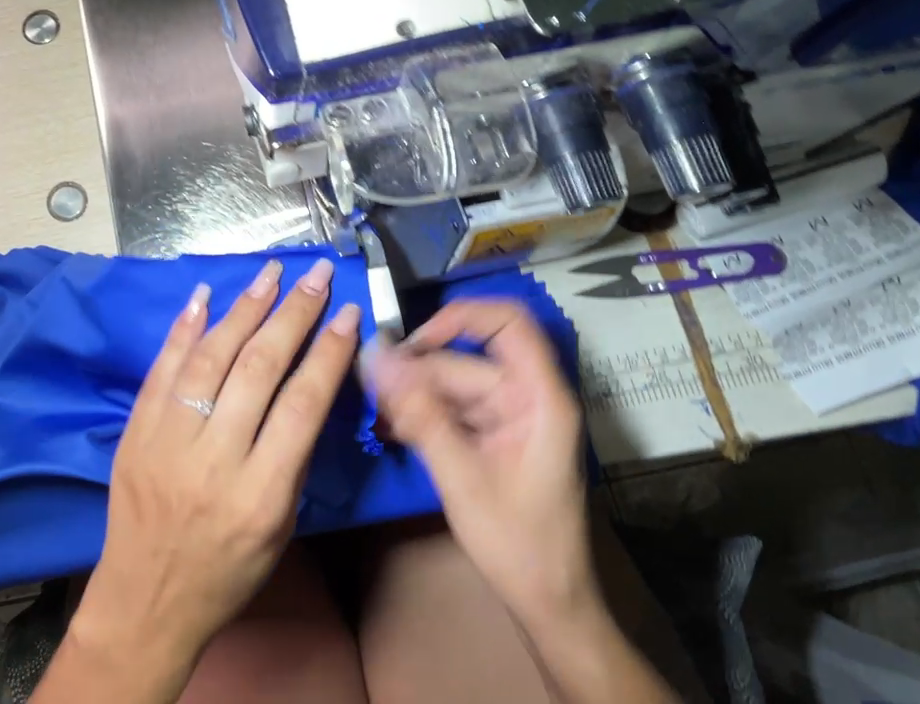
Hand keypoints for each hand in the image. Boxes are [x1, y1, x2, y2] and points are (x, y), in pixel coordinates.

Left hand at [73, 259, 361, 665]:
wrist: (145, 599)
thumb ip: (293, 458)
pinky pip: (161, 369)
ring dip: (243, 309)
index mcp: (260, 494)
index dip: (327, 353)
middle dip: (291, 314)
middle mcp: (212, 460)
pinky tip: (204, 296)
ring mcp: (166, 441)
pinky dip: (183, 329)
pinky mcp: (134, 431)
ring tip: (269, 274)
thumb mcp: (280, 528)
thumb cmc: (226, 571)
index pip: (301, 406)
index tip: (346, 312)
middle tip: (314, 275)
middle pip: (258, 369)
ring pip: (209, 358)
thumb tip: (306, 384)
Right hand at [360, 301, 593, 622]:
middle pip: (463, 361)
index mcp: (539, 398)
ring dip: (413, 397)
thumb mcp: (463, 477)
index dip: (459, 317)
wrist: (548, 603)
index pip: (507, 324)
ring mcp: (509, 417)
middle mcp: (526, 397)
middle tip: (371, 394)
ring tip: (378, 417)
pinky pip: (451, 409)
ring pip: (451, 384)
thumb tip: (376, 357)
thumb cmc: (519, 543)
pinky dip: (422, 415)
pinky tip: (392, 429)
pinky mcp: (493, 436)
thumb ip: (419, 413)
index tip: (412, 341)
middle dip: (416, 374)